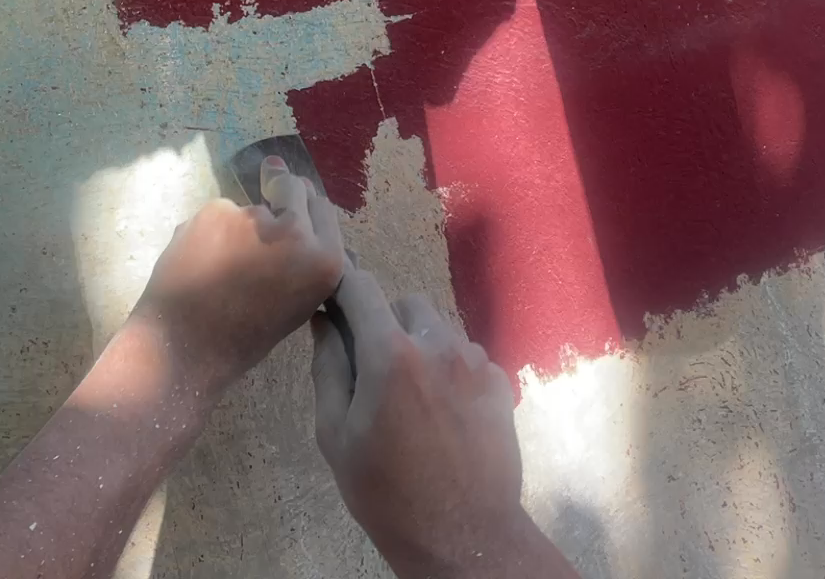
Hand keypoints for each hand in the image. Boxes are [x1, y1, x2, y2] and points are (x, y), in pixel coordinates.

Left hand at [131, 157, 345, 392]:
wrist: (186, 345)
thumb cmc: (244, 336)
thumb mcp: (297, 303)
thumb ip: (306, 261)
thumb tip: (302, 222)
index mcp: (325, 261)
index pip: (323, 209)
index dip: (306, 206)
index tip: (294, 207)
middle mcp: (296, 231)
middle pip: (294, 188)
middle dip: (282, 191)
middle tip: (261, 210)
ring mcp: (255, 217)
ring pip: (250, 207)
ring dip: (241, 225)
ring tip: (220, 262)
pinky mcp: (218, 210)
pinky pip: (220, 213)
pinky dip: (211, 230)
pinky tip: (200, 257)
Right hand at [311, 269, 575, 578]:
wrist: (465, 538)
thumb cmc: (387, 492)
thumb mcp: (336, 436)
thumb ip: (328, 367)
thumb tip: (324, 321)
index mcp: (391, 353)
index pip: (362, 287)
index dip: (344, 286)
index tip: (335, 298)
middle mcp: (437, 342)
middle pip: (405, 302)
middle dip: (387, 321)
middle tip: (378, 366)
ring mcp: (474, 359)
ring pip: (439, 325)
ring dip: (422, 342)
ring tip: (416, 392)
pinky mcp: (499, 379)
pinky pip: (466, 353)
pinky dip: (451, 366)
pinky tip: (447, 409)